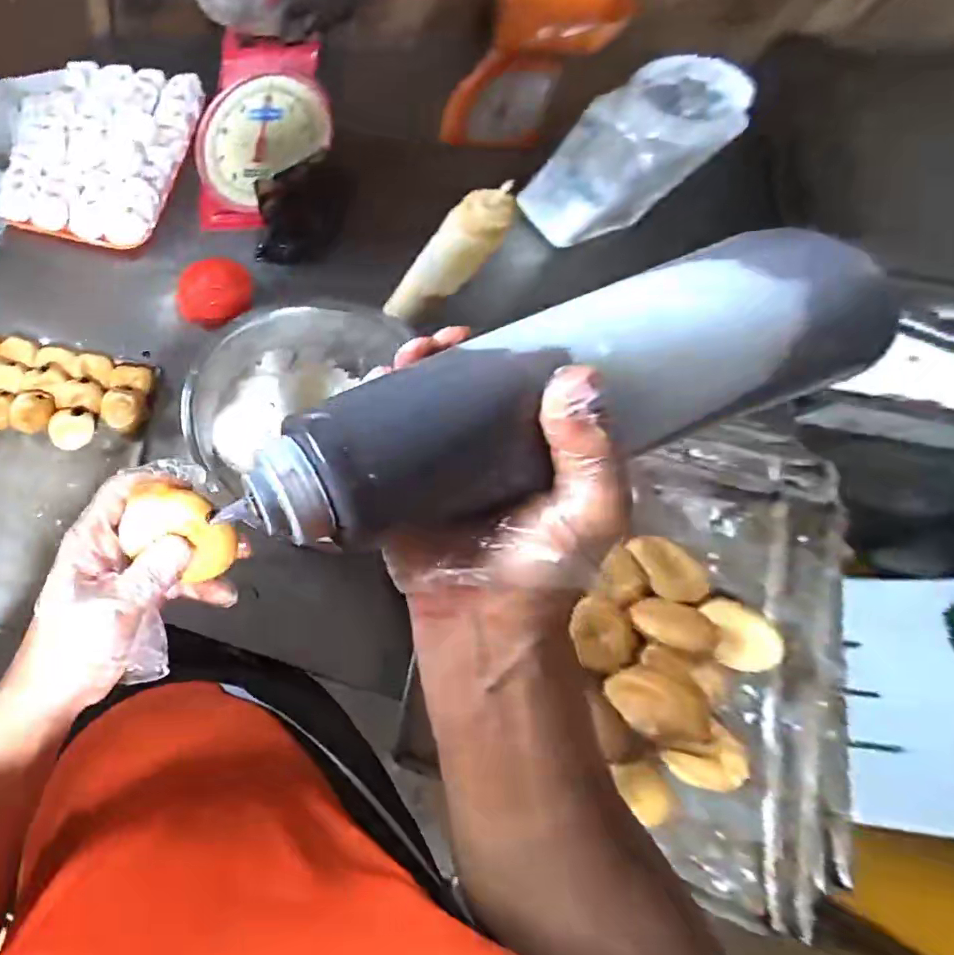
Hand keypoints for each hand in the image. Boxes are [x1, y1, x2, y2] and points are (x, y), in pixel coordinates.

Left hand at [3, 469, 240, 723]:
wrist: (58, 689)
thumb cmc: (72, 644)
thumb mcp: (115, 605)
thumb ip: (151, 572)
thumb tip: (186, 541)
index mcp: (90, 539)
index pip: (121, 491)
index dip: (155, 481)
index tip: (193, 486)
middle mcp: (107, 547)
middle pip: (151, 517)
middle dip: (190, 518)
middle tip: (225, 523)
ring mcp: (121, 571)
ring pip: (165, 548)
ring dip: (200, 552)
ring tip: (238, 555)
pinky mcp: (133, 594)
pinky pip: (167, 578)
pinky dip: (192, 584)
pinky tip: (220, 594)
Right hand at [376, 328, 628, 614]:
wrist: (477, 615)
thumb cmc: (542, 567)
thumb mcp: (589, 511)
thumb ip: (590, 452)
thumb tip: (576, 376)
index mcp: (529, 449)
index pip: (510, 389)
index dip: (494, 358)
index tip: (478, 339)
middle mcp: (478, 451)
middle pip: (454, 392)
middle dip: (437, 362)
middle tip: (426, 348)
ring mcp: (432, 467)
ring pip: (414, 411)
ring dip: (401, 381)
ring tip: (393, 364)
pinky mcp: (395, 486)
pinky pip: (380, 446)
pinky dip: (368, 417)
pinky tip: (363, 395)